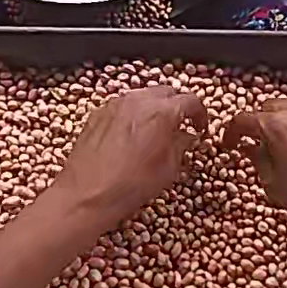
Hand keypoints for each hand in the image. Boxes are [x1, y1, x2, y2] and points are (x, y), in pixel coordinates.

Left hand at [50, 85, 208, 228]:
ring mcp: (115, 105)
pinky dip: (133, 114)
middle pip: (166, 92)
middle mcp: (138, 101)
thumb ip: (181, 145)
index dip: (200, 114)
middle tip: (181, 126)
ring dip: (154, 108)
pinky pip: (123, 106)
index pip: (190, 101)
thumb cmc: (128, 186)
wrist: (86, 194)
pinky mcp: (98, 114)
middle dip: (177, 106)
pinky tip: (132, 135)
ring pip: (143, 96)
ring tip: (156, 131)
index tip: (200, 126)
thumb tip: (186, 136)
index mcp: (161, 112)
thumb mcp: (167, 169)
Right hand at [221, 99, 286, 270]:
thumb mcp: (274, 184)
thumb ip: (258, 159)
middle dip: (260, 124)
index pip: (244, 119)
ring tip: (285, 149)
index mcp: (278, 127)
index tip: (231, 141)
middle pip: (270, 107)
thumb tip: (251, 149)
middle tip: (257, 144)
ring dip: (285, 124)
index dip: (232, 132)